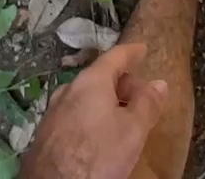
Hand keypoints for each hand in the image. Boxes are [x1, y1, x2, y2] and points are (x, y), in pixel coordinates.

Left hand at [22, 43, 168, 178]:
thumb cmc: (97, 155)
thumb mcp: (132, 131)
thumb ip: (147, 104)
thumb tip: (159, 83)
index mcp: (91, 81)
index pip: (115, 56)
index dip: (131, 52)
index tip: (142, 49)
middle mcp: (69, 89)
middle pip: (99, 77)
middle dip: (120, 83)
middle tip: (138, 96)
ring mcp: (53, 111)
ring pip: (84, 97)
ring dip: (104, 102)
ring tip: (119, 118)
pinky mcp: (45, 134)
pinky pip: (73, 115)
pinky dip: (89, 117)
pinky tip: (96, 136)